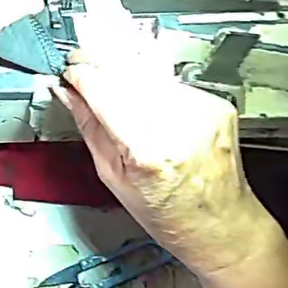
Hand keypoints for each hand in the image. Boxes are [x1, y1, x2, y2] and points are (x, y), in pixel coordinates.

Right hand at [54, 49, 286, 276]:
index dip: (80, 75)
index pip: (103, 89)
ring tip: (108, 84)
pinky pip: (169, 82)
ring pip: (148, 71)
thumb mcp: (111, 175)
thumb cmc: (169, 213)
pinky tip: (142, 100)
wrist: (220, 225)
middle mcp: (180, 124)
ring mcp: (202, 111)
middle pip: (126, 71)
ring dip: (122, 70)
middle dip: (98, 63)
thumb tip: (68, 93)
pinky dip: (149, 83)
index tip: (68, 73)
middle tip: (81, 65)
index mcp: (148, 151)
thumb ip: (89, 126)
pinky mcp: (214, 104)